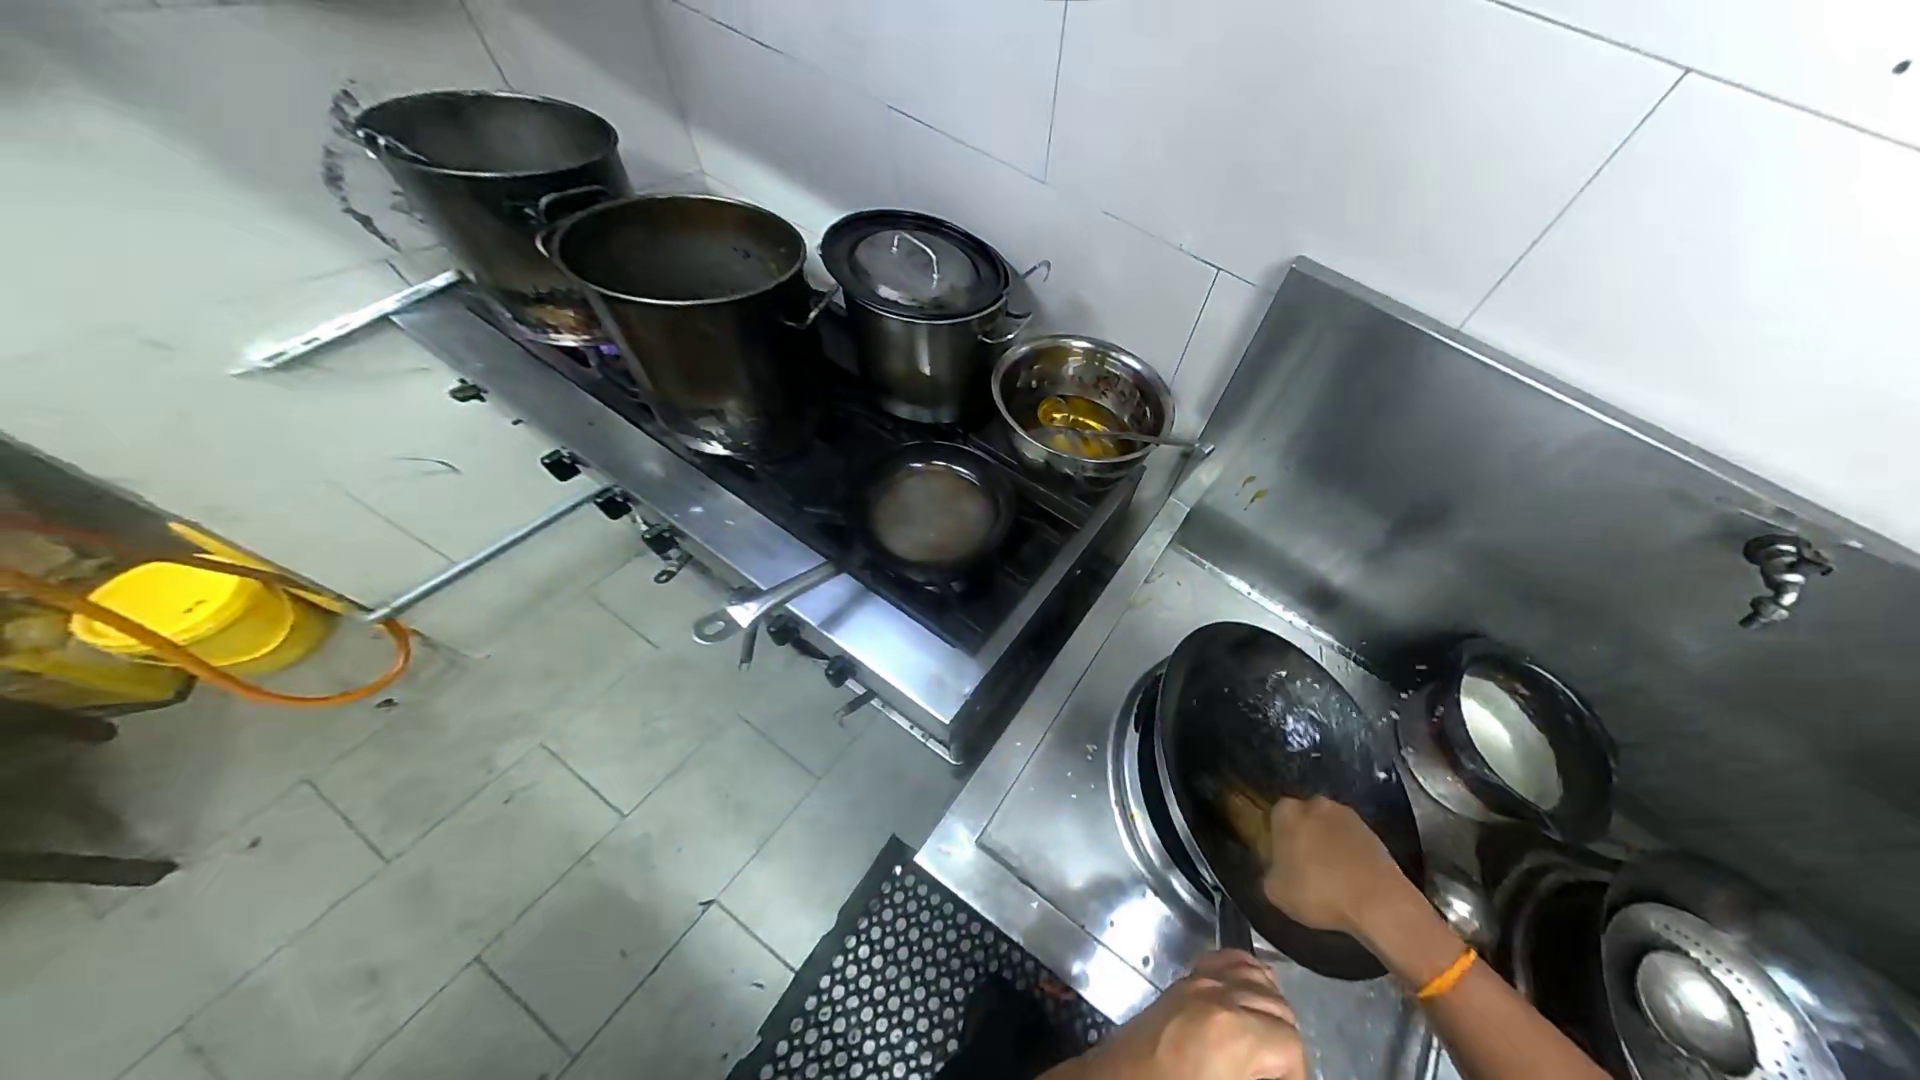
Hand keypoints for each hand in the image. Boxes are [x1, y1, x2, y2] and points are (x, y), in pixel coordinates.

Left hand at [1049, 951, 1304, 1079]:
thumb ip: (1259, 1072)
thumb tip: (1278, 1068)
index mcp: (1235, 1031)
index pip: (1291, 1041)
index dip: (1295, 1071)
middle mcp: (1219, 995)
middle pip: (1278, 1005)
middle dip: (1286, 1040)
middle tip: (1279, 1070)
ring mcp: (1199, 982)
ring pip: (1255, 977)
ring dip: (1270, 1007)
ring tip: (1270, 1043)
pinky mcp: (1184, 982)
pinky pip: (1225, 962)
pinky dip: (1244, 974)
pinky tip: (1250, 997)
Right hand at [1261, 796, 1417, 936]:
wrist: (1382, 905)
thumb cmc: (1319, 892)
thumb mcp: (1275, 891)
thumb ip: (1269, 872)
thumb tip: (1277, 869)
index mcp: (1286, 811)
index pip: (1272, 819)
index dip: (1275, 841)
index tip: (1281, 862)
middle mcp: (1315, 803)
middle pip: (1302, 820)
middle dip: (1302, 839)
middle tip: (1304, 869)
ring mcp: (1348, 816)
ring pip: (1328, 830)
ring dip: (1328, 847)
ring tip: (1332, 879)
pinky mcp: (1375, 833)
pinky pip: (1352, 842)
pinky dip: (1350, 856)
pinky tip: (1352, 881)